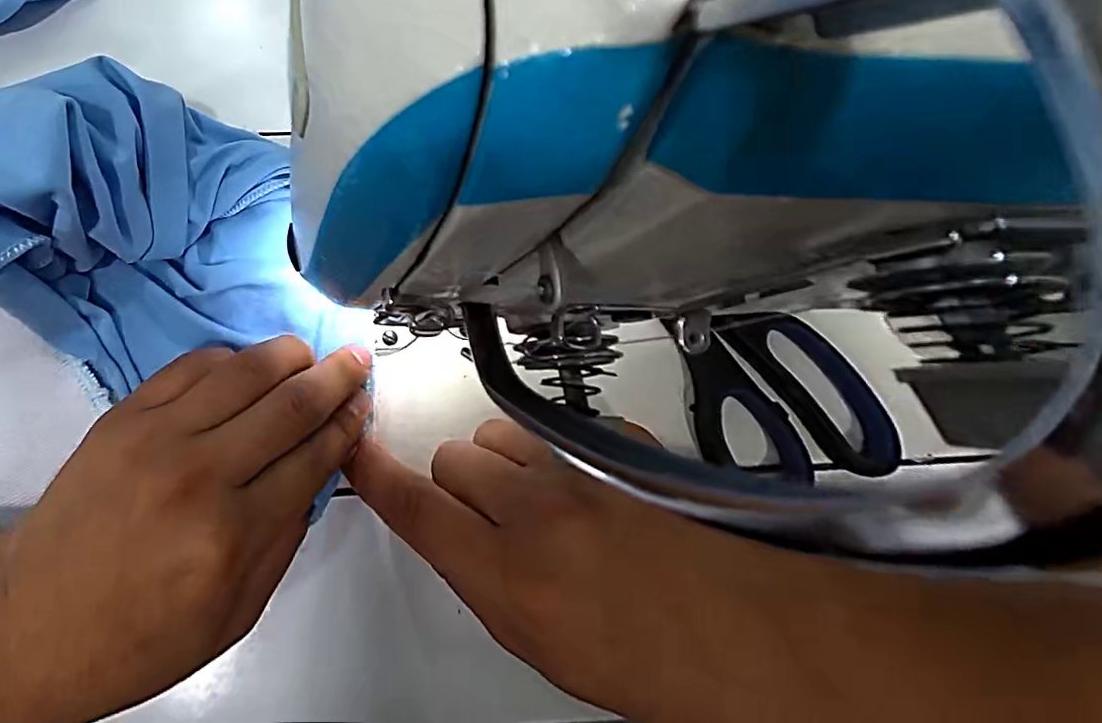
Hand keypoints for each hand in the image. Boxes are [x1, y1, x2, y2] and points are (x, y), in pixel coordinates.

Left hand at [0, 336, 371, 722]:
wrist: (29, 620)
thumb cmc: (135, 634)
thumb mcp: (232, 615)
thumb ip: (283, 540)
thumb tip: (316, 471)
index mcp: (231, 536)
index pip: (311, 457)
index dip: (345, 425)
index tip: (361, 406)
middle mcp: (200, 474)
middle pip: (289, 404)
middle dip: (334, 377)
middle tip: (355, 362)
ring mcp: (158, 435)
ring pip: (245, 370)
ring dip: (289, 354)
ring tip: (310, 354)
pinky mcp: (125, 413)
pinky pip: (192, 365)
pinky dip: (230, 357)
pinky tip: (247, 364)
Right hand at [345, 418, 867, 721]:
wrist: (746, 633)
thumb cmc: (653, 664)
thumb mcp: (542, 643)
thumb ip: (489, 580)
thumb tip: (464, 540)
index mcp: (506, 573)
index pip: (414, 506)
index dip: (374, 475)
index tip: (355, 453)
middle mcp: (531, 510)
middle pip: (453, 459)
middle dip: (454, 482)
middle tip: (478, 513)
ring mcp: (573, 474)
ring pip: (496, 437)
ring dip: (497, 462)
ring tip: (524, 497)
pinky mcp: (607, 453)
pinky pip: (551, 439)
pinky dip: (549, 457)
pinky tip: (576, 491)